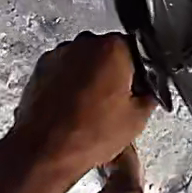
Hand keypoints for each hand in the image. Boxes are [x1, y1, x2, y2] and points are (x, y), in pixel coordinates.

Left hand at [8, 31, 154, 176]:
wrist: (45, 149)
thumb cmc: (89, 134)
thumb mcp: (136, 120)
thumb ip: (149, 96)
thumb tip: (148, 92)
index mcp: (113, 49)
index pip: (135, 50)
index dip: (138, 72)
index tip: (137, 89)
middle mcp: (85, 43)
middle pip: (108, 52)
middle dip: (112, 73)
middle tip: (114, 102)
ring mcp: (61, 53)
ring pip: (84, 60)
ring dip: (89, 77)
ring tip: (89, 109)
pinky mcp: (42, 65)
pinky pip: (63, 69)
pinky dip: (68, 83)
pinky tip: (72, 108)